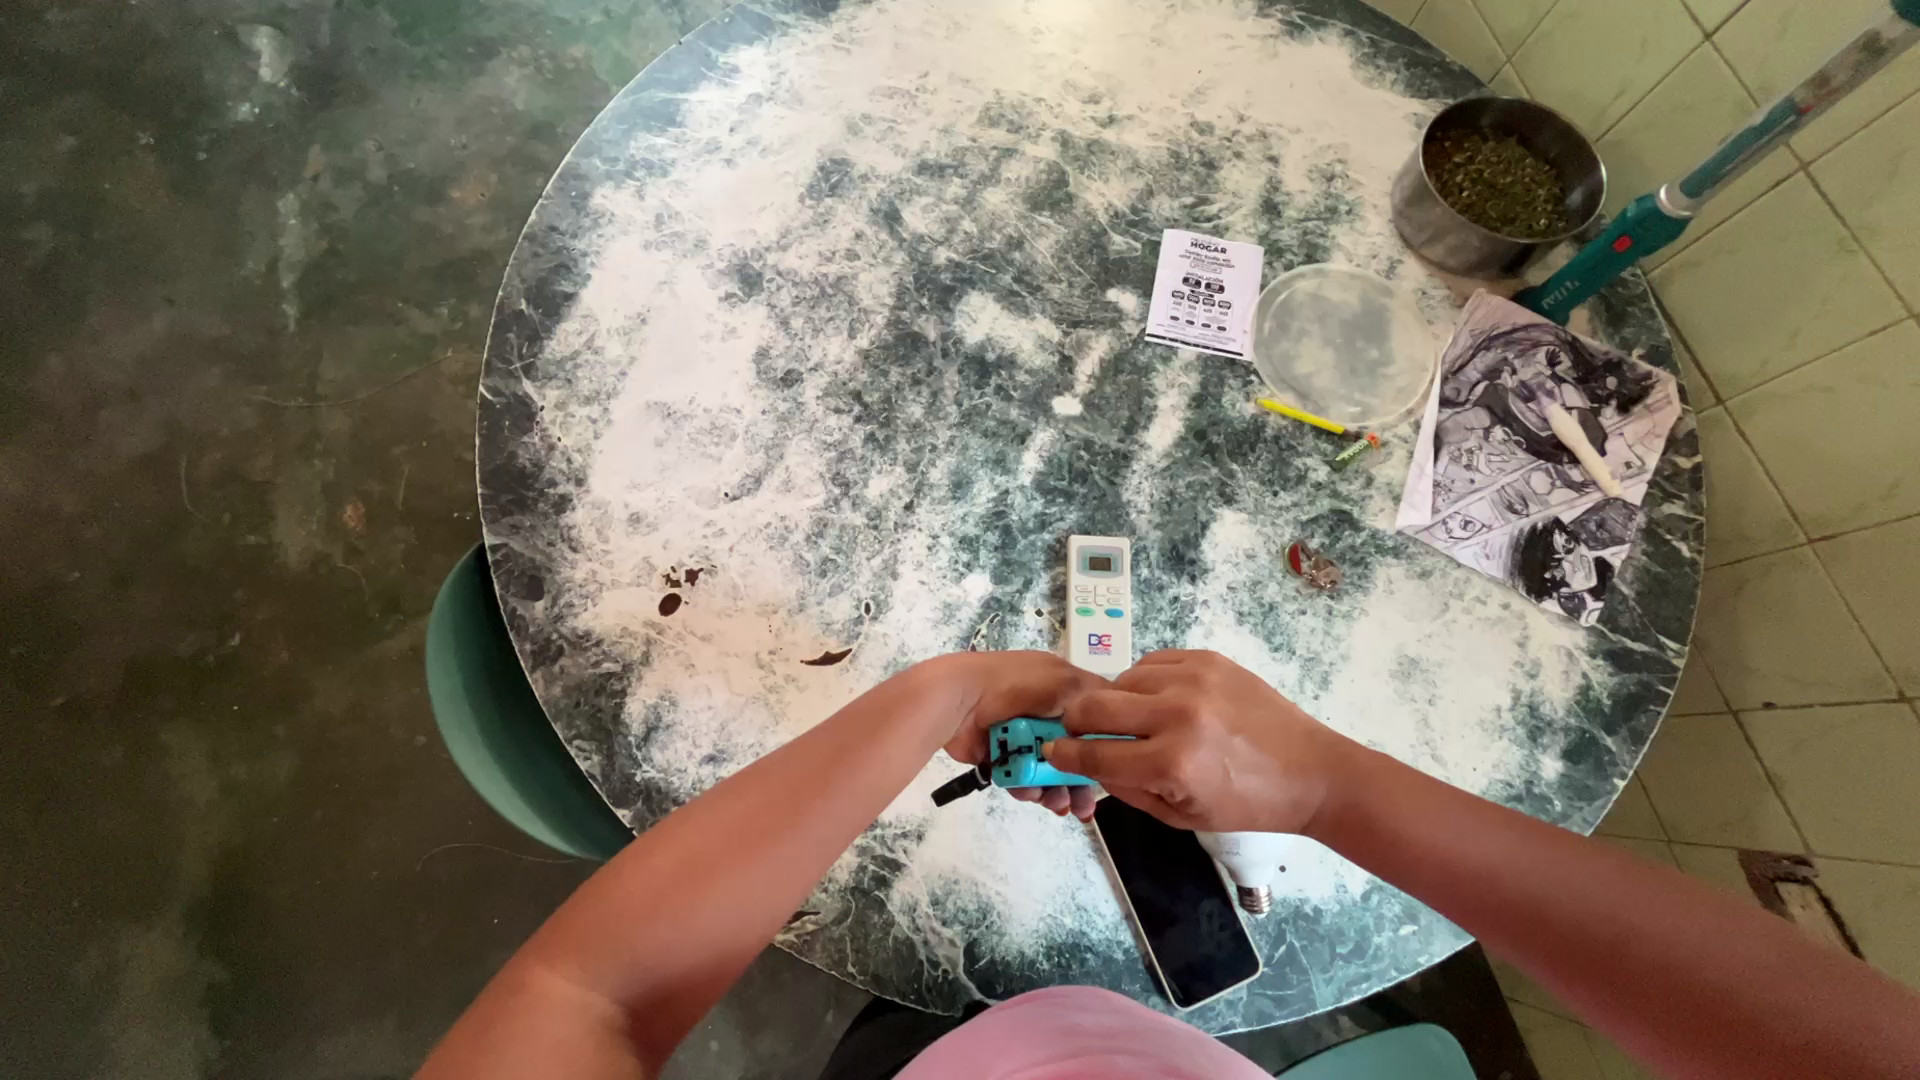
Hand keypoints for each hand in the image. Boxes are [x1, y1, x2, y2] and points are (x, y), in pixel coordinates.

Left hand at [921, 651, 1108, 819]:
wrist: (959, 699)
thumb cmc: (1016, 685)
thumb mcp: (1065, 682)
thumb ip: (1096, 698)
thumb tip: (1121, 711)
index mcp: (1060, 688)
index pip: (1092, 720)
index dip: (1104, 746)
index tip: (1113, 773)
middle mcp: (1043, 711)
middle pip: (1071, 752)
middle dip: (1079, 781)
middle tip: (1084, 808)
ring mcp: (1019, 734)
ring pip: (1047, 771)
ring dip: (1055, 790)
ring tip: (1058, 806)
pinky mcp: (998, 754)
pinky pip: (1021, 778)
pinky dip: (1027, 788)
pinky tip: (1030, 795)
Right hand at [1041, 650, 1354, 834]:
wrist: (1310, 770)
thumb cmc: (1246, 804)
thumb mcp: (1181, 814)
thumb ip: (1127, 788)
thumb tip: (1088, 762)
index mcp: (1172, 763)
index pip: (1094, 755)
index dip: (1064, 756)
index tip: (1050, 753)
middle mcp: (1177, 715)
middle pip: (1093, 707)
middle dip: (1075, 722)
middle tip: (1079, 733)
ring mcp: (1193, 680)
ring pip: (1119, 680)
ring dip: (1114, 702)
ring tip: (1133, 720)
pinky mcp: (1206, 658)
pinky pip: (1150, 663)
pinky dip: (1143, 683)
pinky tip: (1158, 701)